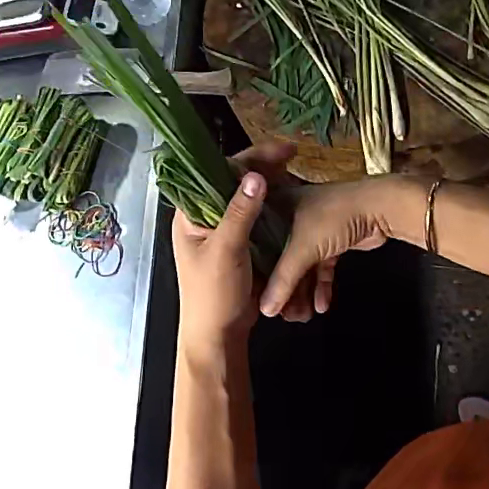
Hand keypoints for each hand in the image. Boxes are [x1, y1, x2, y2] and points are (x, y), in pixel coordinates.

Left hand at [171, 140, 310, 354]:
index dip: (249, 158)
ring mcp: (225, 231)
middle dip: (264, 167)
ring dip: (271, 186)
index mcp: (191, 215)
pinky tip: (296, 200)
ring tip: (297, 170)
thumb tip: (255, 176)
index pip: (218, 173)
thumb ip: (239, 214)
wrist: (219, 338)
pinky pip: (259, 220)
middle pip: (236, 183)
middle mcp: (206, 217)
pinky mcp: (242, 246)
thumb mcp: (225, 252)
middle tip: (293, 154)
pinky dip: (275, 210)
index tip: (281, 150)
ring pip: (249, 200)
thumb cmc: (212, 295)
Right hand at [258, 175, 418, 318]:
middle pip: (279, 256)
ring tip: (300, 315)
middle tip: (279, 312)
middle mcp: (290, 216)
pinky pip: (321, 266)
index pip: (255, 240)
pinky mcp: (333, 239)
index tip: (249, 291)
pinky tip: (321, 305)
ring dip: (302, 290)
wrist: (378, 207)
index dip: (252, 267)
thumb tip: (265, 310)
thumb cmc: (332, 217)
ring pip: (302, 264)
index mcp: (275, 207)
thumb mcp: (301, 248)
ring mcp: (313, 228)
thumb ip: (283, 281)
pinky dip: (321, 285)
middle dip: (281, 285)